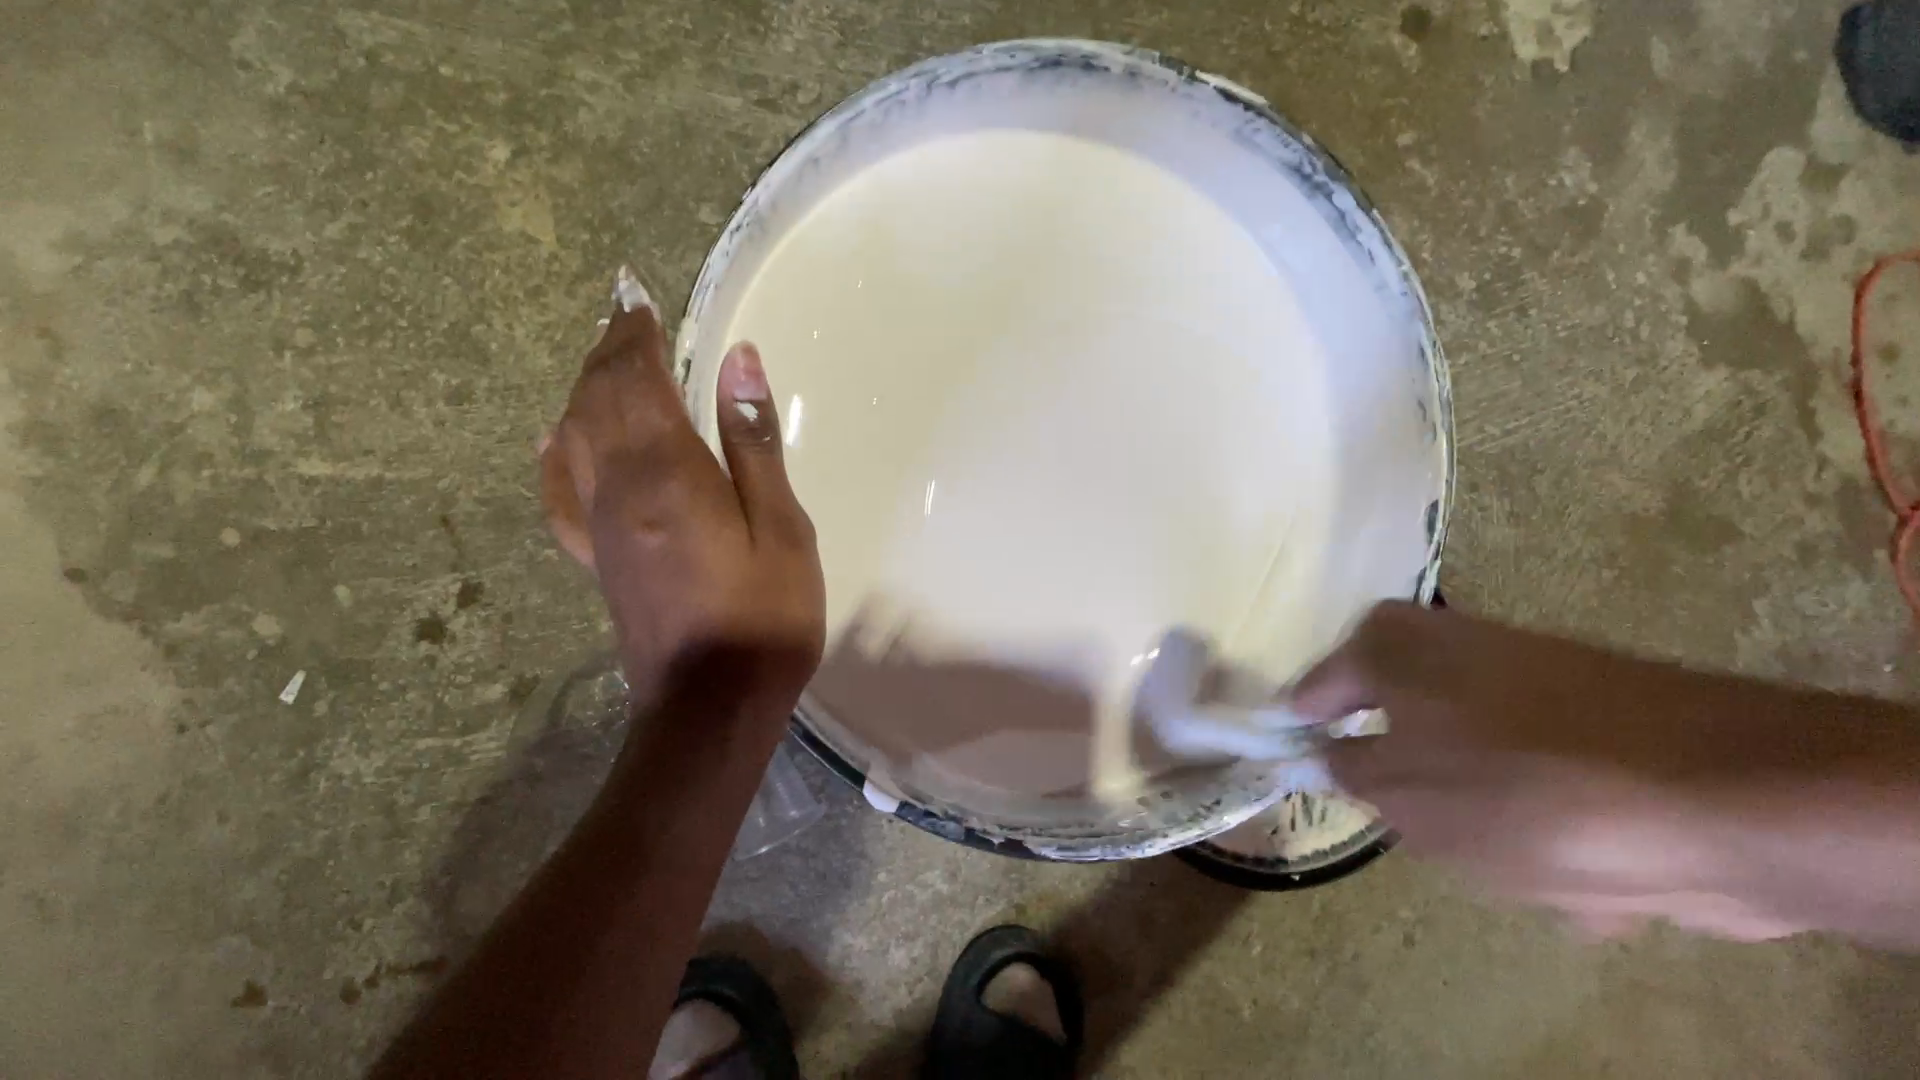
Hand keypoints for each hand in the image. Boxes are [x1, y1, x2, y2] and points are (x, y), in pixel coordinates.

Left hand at [539, 295, 824, 719]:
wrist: (710, 707)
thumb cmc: (765, 618)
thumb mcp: (783, 527)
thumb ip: (753, 442)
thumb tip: (739, 360)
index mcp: (666, 473)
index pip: (635, 379)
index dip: (634, 334)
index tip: (638, 297)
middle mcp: (617, 488)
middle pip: (595, 399)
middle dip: (608, 351)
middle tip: (627, 316)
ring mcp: (597, 527)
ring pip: (573, 436)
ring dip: (585, 390)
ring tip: (606, 363)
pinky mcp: (595, 559)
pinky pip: (559, 492)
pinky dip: (555, 454)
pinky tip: (554, 440)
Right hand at [1294, 602, 1810, 940]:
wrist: (1726, 802)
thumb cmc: (1519, 791)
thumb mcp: (1400, 794)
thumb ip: (1341, 770)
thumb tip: (1313, 754)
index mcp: (1392, 644)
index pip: (1315, 690)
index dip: (1303, 735)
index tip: (1297, 776)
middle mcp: (1454, 643)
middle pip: (1398, 727)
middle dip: (1415, 790)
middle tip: (1425, 830)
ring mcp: (1530, 679)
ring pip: (1470, 766)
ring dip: (1486, 819)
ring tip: (1522, 863)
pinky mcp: (1597, 721)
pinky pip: (1539, 783)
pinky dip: (1549, 823)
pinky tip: (1583, 866)